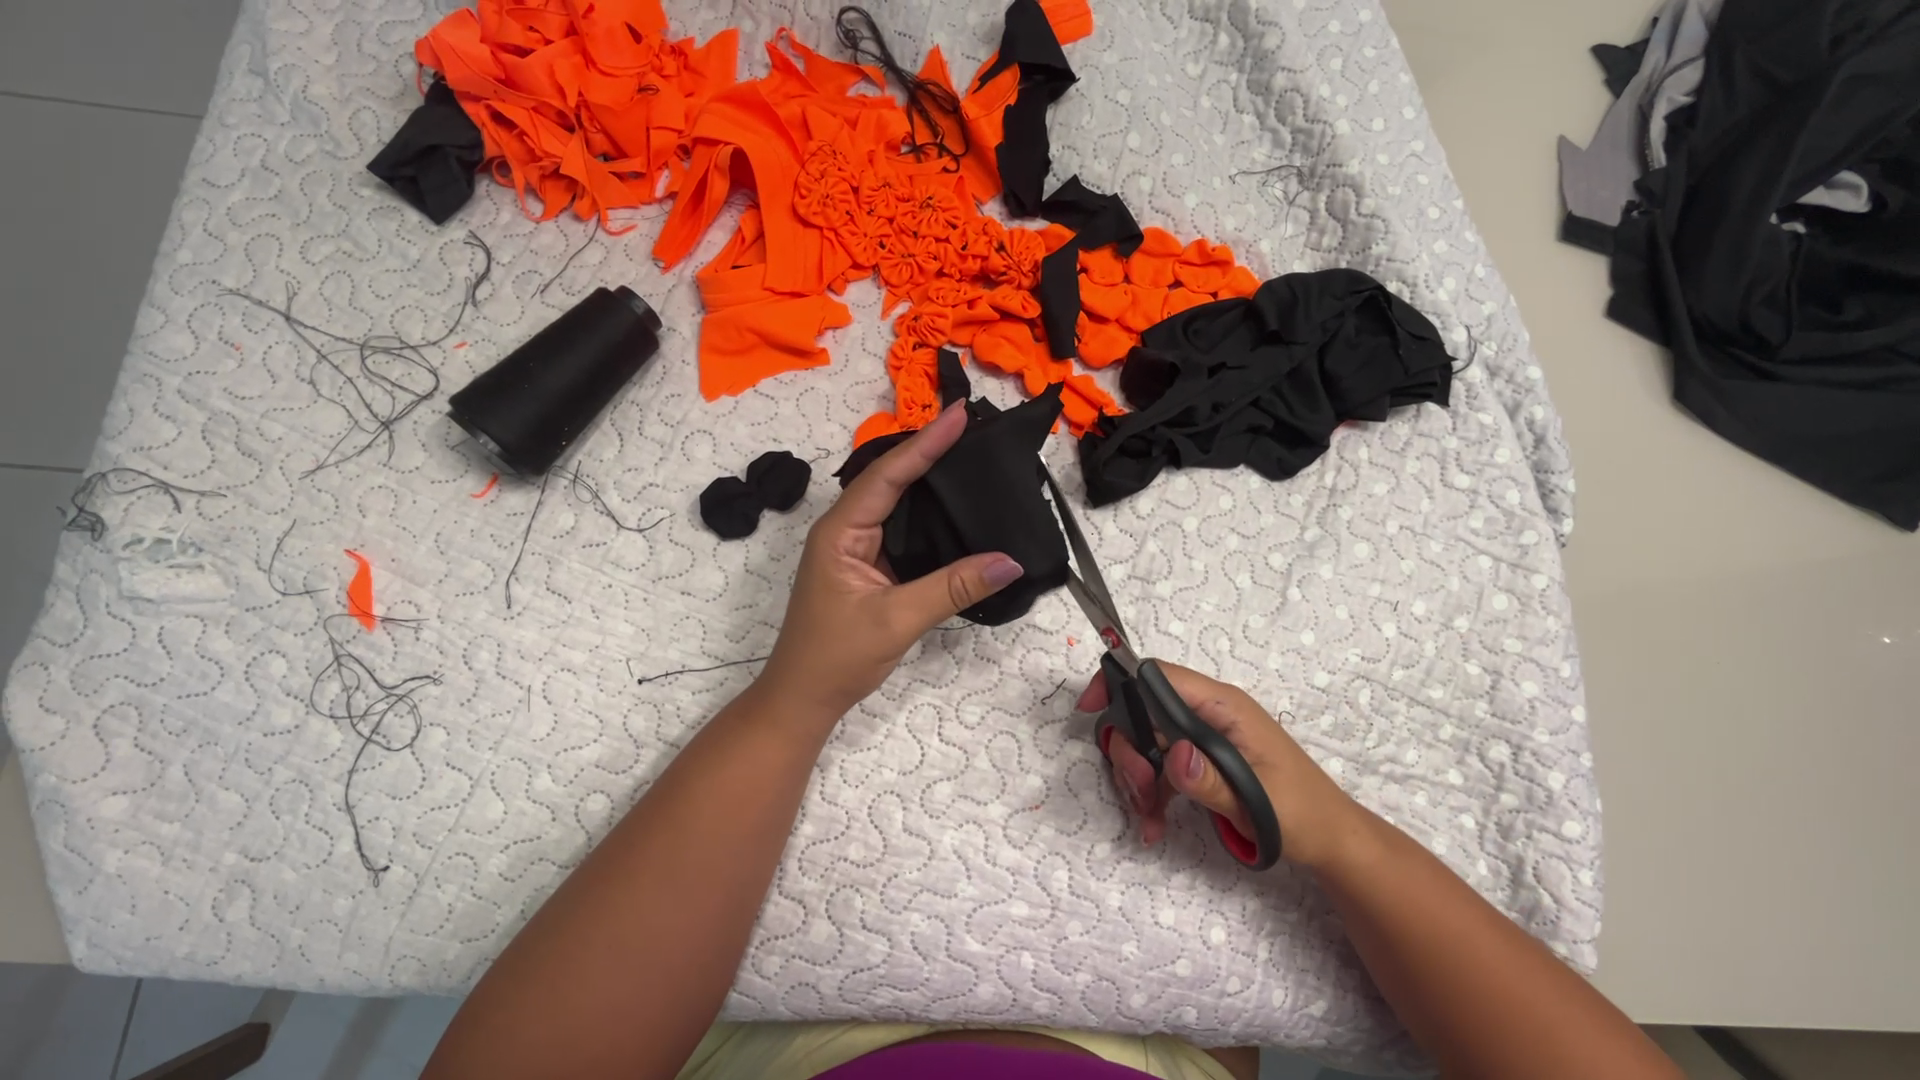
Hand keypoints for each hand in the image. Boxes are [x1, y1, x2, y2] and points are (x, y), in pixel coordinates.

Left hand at [758, 403, 1025, 717]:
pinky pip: (906, 531)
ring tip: (974, 455)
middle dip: (931, 451)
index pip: (887, 476)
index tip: (961, 414)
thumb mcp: (896, 620)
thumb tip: (1009, 561)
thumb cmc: (836, 657)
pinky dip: (932, 517)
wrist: (804, 697)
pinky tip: (960, 510)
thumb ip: (952, 588)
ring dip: (932, 482)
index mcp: (840, 531)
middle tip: (976, 426)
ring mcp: (859, 548)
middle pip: (892, 479)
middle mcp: (848, 530)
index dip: (925, 444)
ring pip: (899, 503)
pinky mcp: (872, 567)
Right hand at [1083, 662, 1359, 869]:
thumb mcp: (1257, 801)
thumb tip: (1172, 754)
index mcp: (1223, 707)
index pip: (1159, 675)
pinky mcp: (1199, 763)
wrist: (1330, 840)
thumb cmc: (1302, 813)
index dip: (1119, 683)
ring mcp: (1202, 739)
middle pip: (1142, 713)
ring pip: (1144, 744)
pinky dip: (1149, 795)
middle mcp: (1208, 715)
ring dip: (1136, 779)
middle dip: (1129, 752)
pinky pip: (1158, 769)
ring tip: (1149, 818)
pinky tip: (1153, 825)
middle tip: (1141, 792)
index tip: (1090, 709)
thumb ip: (1210, 780)